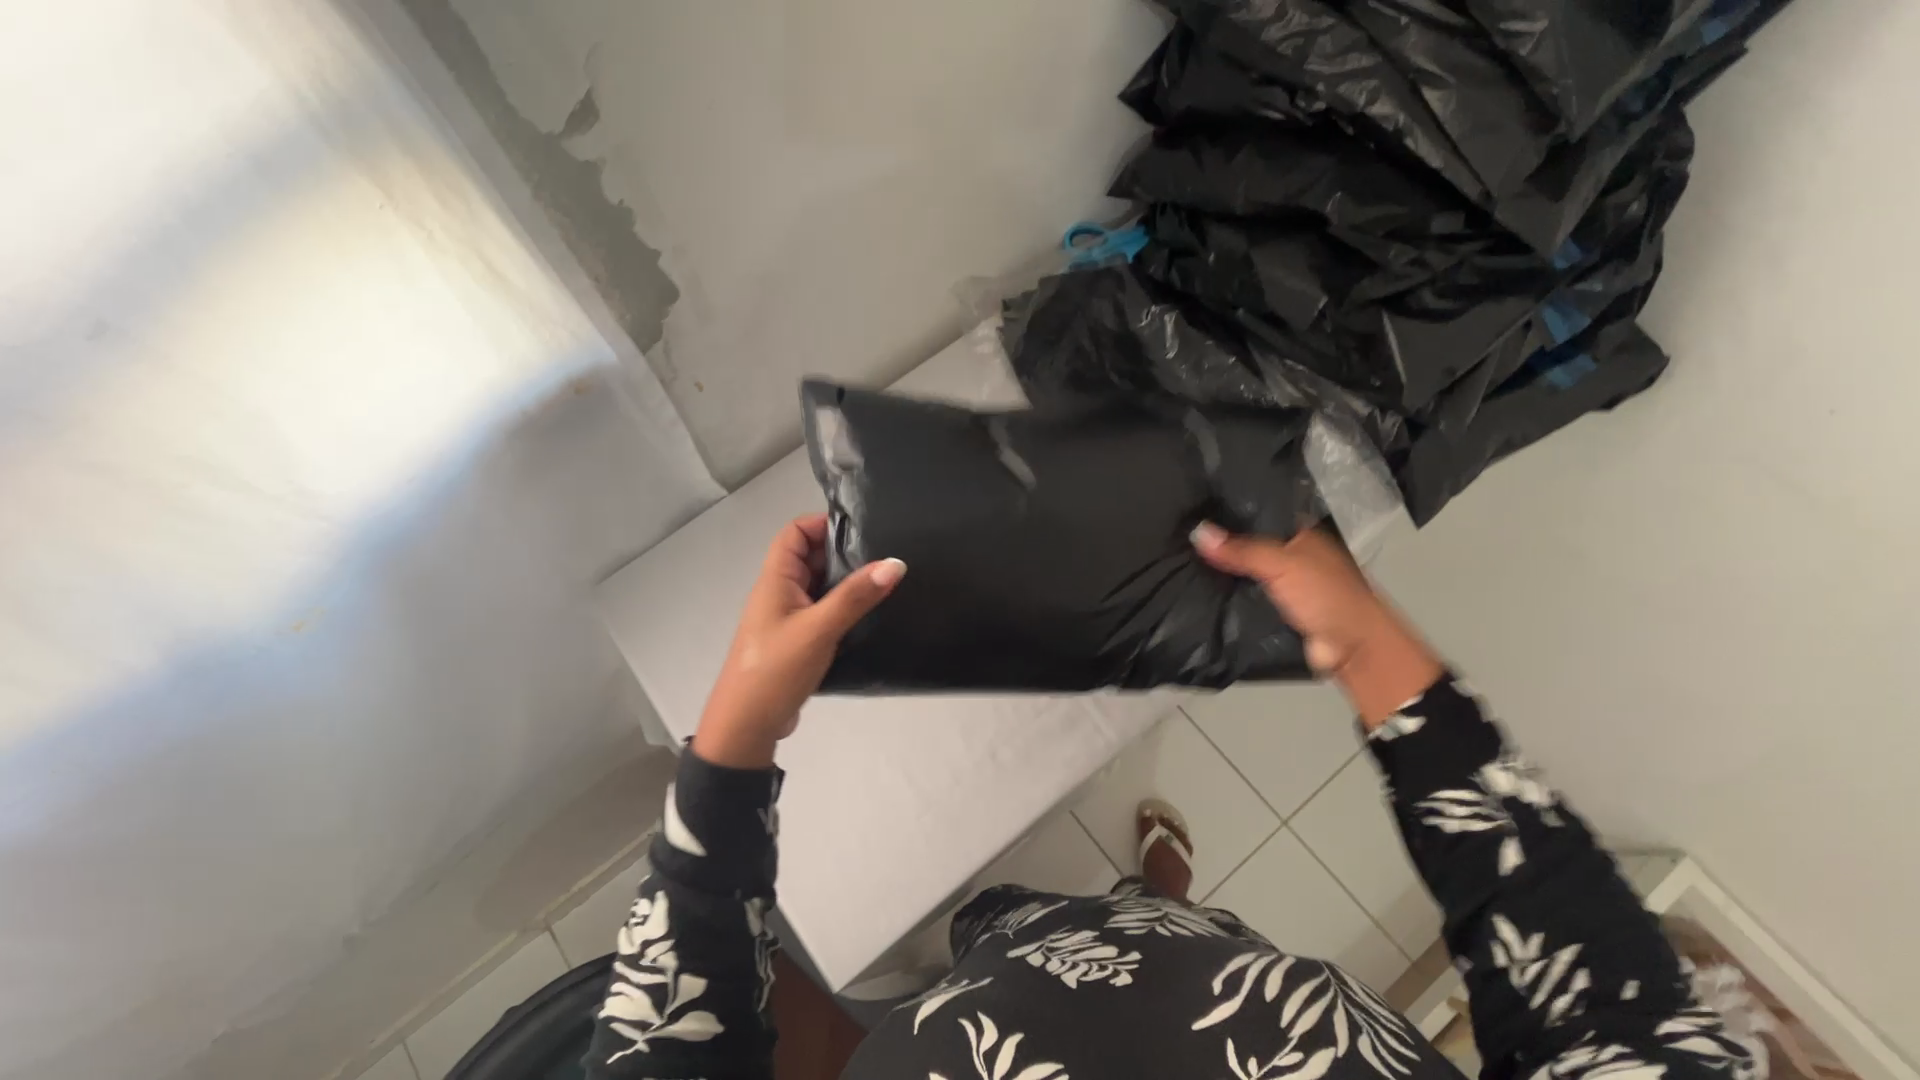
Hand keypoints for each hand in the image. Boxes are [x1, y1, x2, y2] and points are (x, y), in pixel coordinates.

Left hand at [691, 514, 904, 768]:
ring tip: (887, 581)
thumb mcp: (819, 629)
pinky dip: (845, 610)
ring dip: (847, 583)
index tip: (863, 529)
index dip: (823, 524)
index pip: (795, 532)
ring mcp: (788, 619)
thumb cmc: (775, 670)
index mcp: (775, 580)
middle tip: (885, 555)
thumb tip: (895, 562)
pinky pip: (823, 613)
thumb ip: (856, 596)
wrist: (746, 726)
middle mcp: (779, 593)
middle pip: (810, 558)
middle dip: (844, 553)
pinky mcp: (798, 642)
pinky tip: (871, 616)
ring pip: (820, 587)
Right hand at [1191, 521, 1441, 727]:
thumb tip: (1198, 532)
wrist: (1350, 648)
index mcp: (1299, 535)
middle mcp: (1289, 557)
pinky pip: (1242, 600)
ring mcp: (1281, 586)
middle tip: (1177, 539)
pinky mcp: (1273, 612)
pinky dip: (1225, 599)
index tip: (1191, 511)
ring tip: (1179, 564)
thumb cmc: (1326, 596)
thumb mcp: (1282, 564)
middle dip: (1219, 547)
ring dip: (1220, 576)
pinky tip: (1198, 594)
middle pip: (1246, 547)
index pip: (1258, 517)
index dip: (1228, 514)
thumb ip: (1241, 550)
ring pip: (1242, 575)